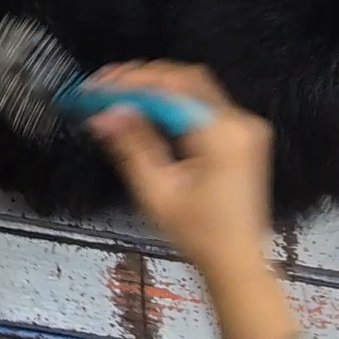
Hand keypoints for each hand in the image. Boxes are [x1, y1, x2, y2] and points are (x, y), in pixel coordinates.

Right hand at [85, 61, 274, 269]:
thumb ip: (131, 146)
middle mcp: (238, 123)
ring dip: (154, 82)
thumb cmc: (199, 234)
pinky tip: (145, 103)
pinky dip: (171, 95)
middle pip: (182, 78)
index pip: (168, 91)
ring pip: (192, 83)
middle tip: (102, 85)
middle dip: (139, 77)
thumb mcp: (156, 192)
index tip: (95, 89)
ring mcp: (244, 125)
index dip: (127, 85)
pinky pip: (201, 98)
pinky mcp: (240, 131)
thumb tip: (104, 113)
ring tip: (117, 91)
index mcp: (221, 137)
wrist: (237, 260)